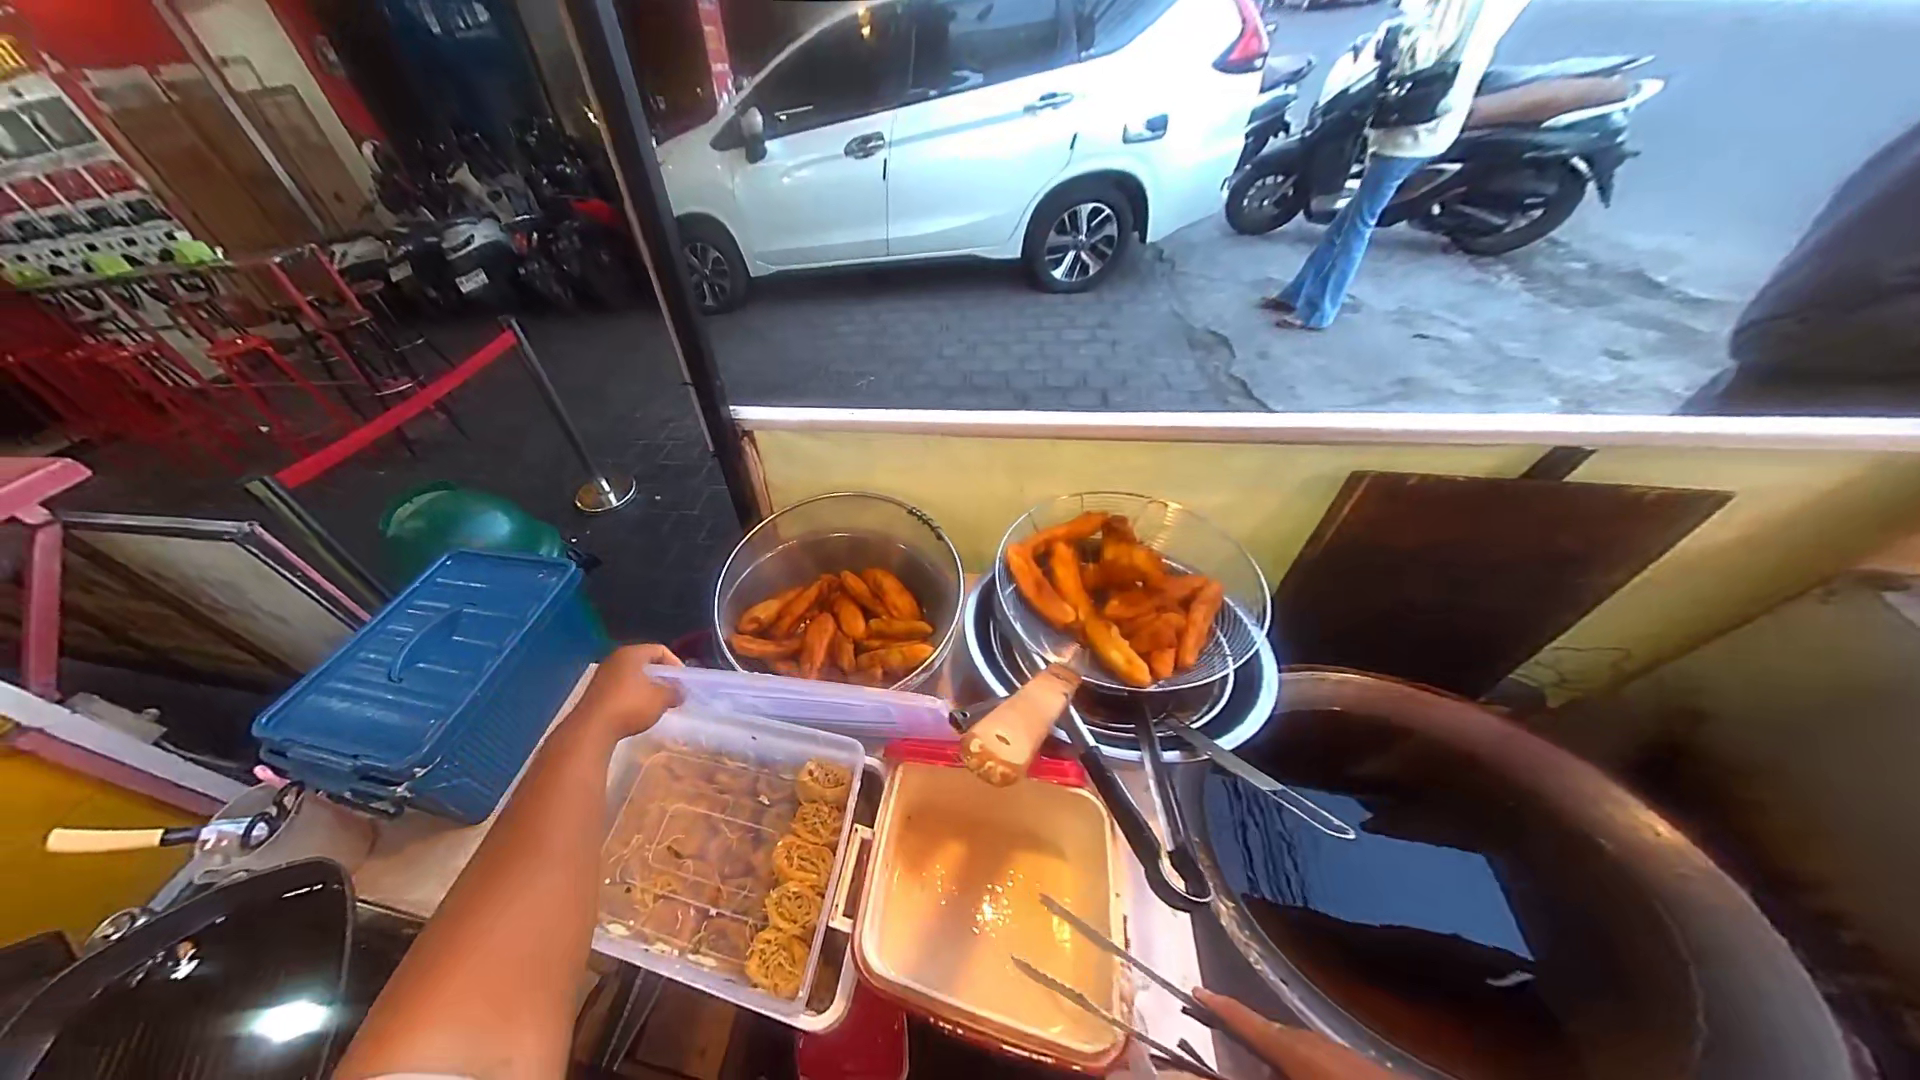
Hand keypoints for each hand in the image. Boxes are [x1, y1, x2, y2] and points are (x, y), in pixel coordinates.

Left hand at [569, 644, 684, 738]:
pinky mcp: (595, 693)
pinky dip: (632, 696)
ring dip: (647, 687)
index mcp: (631, 654)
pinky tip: (638, 711)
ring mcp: (602, 676)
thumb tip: (679, 692)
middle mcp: (615, 660)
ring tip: (657, 702)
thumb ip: (675, 692)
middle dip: (660, 676)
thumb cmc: (630, 706)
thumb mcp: (661, 699)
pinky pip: (620, 688)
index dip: (675, 663)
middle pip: (645, 663)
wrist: (591, 730)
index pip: (660, 650)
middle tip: (672, 690)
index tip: (682, 680)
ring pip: (632, 676)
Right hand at [1194, 987, 1399, 1079]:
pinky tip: (1305, 1077)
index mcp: (1289, 1048)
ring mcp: (1337, 1051)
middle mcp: (1310, 1040)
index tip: (1197, 990)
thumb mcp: (1291, 1072)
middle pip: (1270, 1033)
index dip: (1219, 1006)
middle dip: (1250, 1037)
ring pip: (1296, 1048)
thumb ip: (1259, 1075)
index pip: (1244, 1020)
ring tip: (1267, 1066)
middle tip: (1231, 1039)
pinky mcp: (1357, 1065)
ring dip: (1278, 1056)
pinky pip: (1318, 1060)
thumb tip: (1217, 1072)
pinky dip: (1302, 1067)